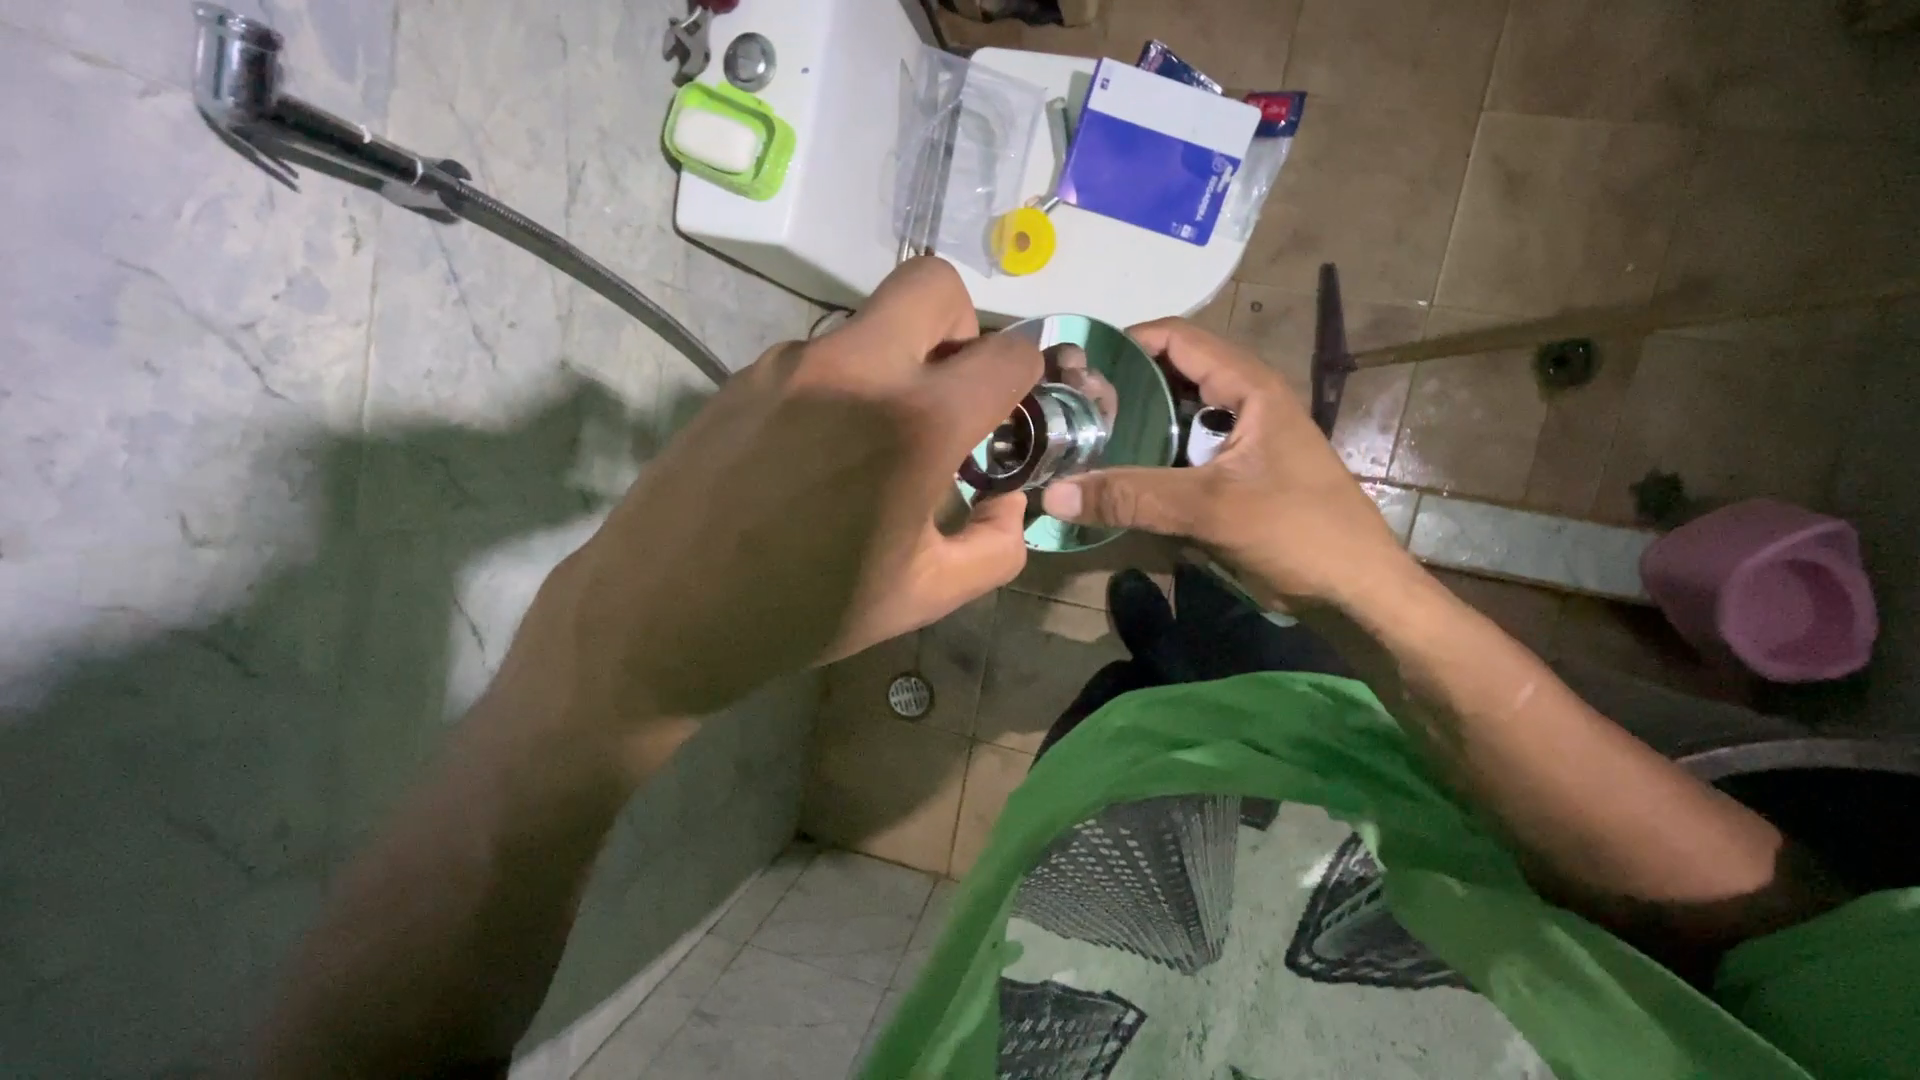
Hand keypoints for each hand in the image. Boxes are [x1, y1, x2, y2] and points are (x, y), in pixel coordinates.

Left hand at [515, 258, 1040, 727]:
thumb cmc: (806, 613)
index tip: (1008, 418)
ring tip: (868, 443)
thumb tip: (1007, 500)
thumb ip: (996, 545)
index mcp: (914, 423)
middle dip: (961, 328)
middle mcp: (855, 369)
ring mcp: (790, 363)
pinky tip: (811, 454)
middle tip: (947, 396)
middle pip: (934, 284)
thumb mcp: (926, 595)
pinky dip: (840, 385)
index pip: (1007, 353)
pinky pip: (817, 357)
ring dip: (894, 362)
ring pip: (869, 323)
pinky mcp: (744, 375)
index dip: (1025, 381)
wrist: (663, 612)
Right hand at [1039, 318, 1415, 610]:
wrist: (1354, 589)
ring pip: (1176, 417)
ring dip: (1134, 425)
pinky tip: (1116, 476)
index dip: (1127, 343)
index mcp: (1250, 387)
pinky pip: (1182, 454)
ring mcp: (1240, 441)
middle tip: (1070, 408)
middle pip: (1172, 376)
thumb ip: (1133, 497)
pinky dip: (1149, 458)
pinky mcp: (1235, 477)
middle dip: (1122, 386)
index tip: (1075, 365)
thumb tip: (1054, 494)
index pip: (1179, 339)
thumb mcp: (1212, 508)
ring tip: (1081, 438)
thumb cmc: (1298, 531)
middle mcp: (1244, 403)